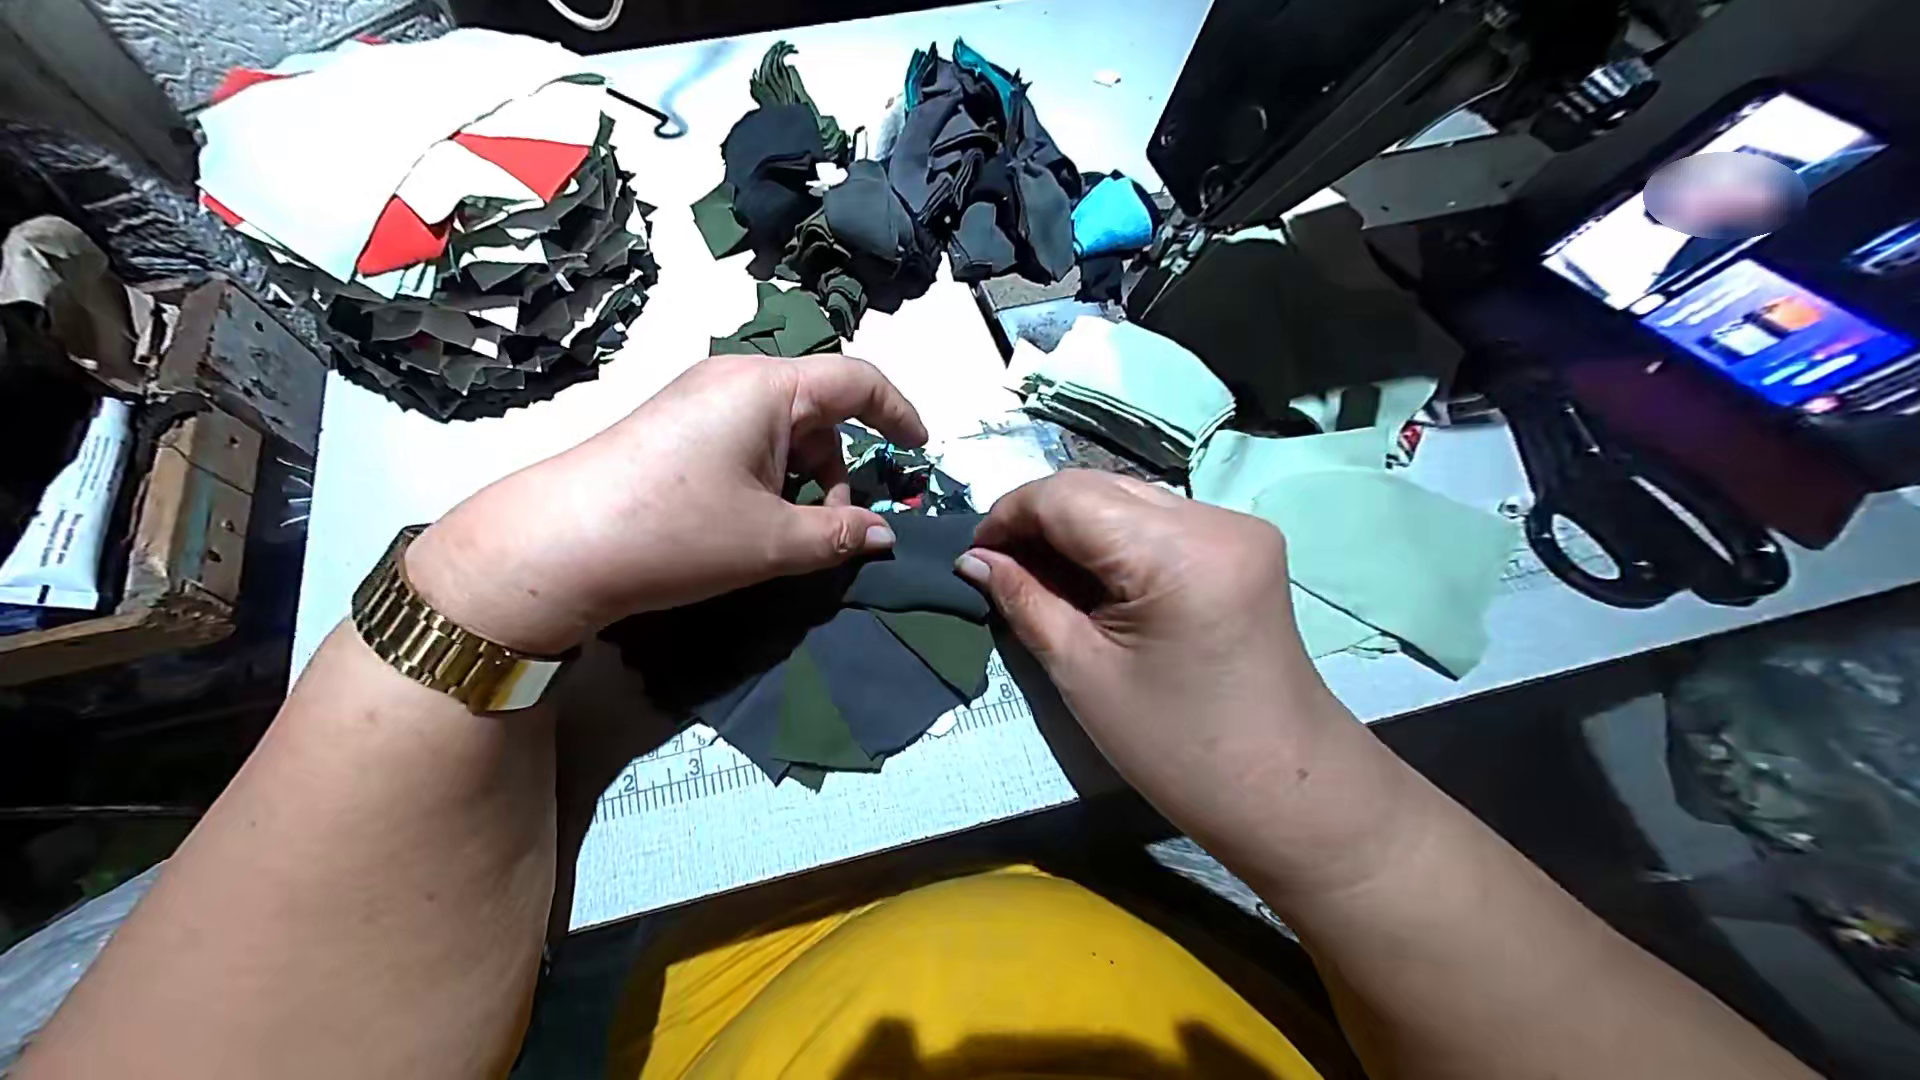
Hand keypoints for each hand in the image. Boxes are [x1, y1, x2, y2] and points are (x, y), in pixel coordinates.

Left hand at [405, 354, 927, 654]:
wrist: (552, 549)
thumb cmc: (677, 531)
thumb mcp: (774, 541)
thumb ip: (842, 534)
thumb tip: (886, 534)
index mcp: (767, 387)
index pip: (858, 380)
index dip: (899, 413)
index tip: (920, 450)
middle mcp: (736, 380)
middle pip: (821, 413)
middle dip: (843, 470)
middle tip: (838, 528)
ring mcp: (702, 402)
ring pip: (786, 434)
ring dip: (806, 483)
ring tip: (787, 536)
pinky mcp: (679, 430)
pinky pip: (750, 444)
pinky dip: (771, 481)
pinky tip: (751, 524)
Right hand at [958, 470, 1417, 896]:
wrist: (1285, 790)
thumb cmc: (1177, 748)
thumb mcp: (1083, 673)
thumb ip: (1024, 600)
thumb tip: (975, 558)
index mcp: (1178, 552)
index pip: (1068, 495)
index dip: (1010, 514)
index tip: (976, 551)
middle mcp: (1215, 518)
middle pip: (1098, 486)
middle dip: (1039, 518)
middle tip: (1002, 564)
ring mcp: (1236, 526)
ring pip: (1126, 497)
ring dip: (1074, 526)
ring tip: (1041, 572)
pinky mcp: (1242, 542)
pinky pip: (1156, 519)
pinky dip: (1111, 537)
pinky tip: (1092, 575)